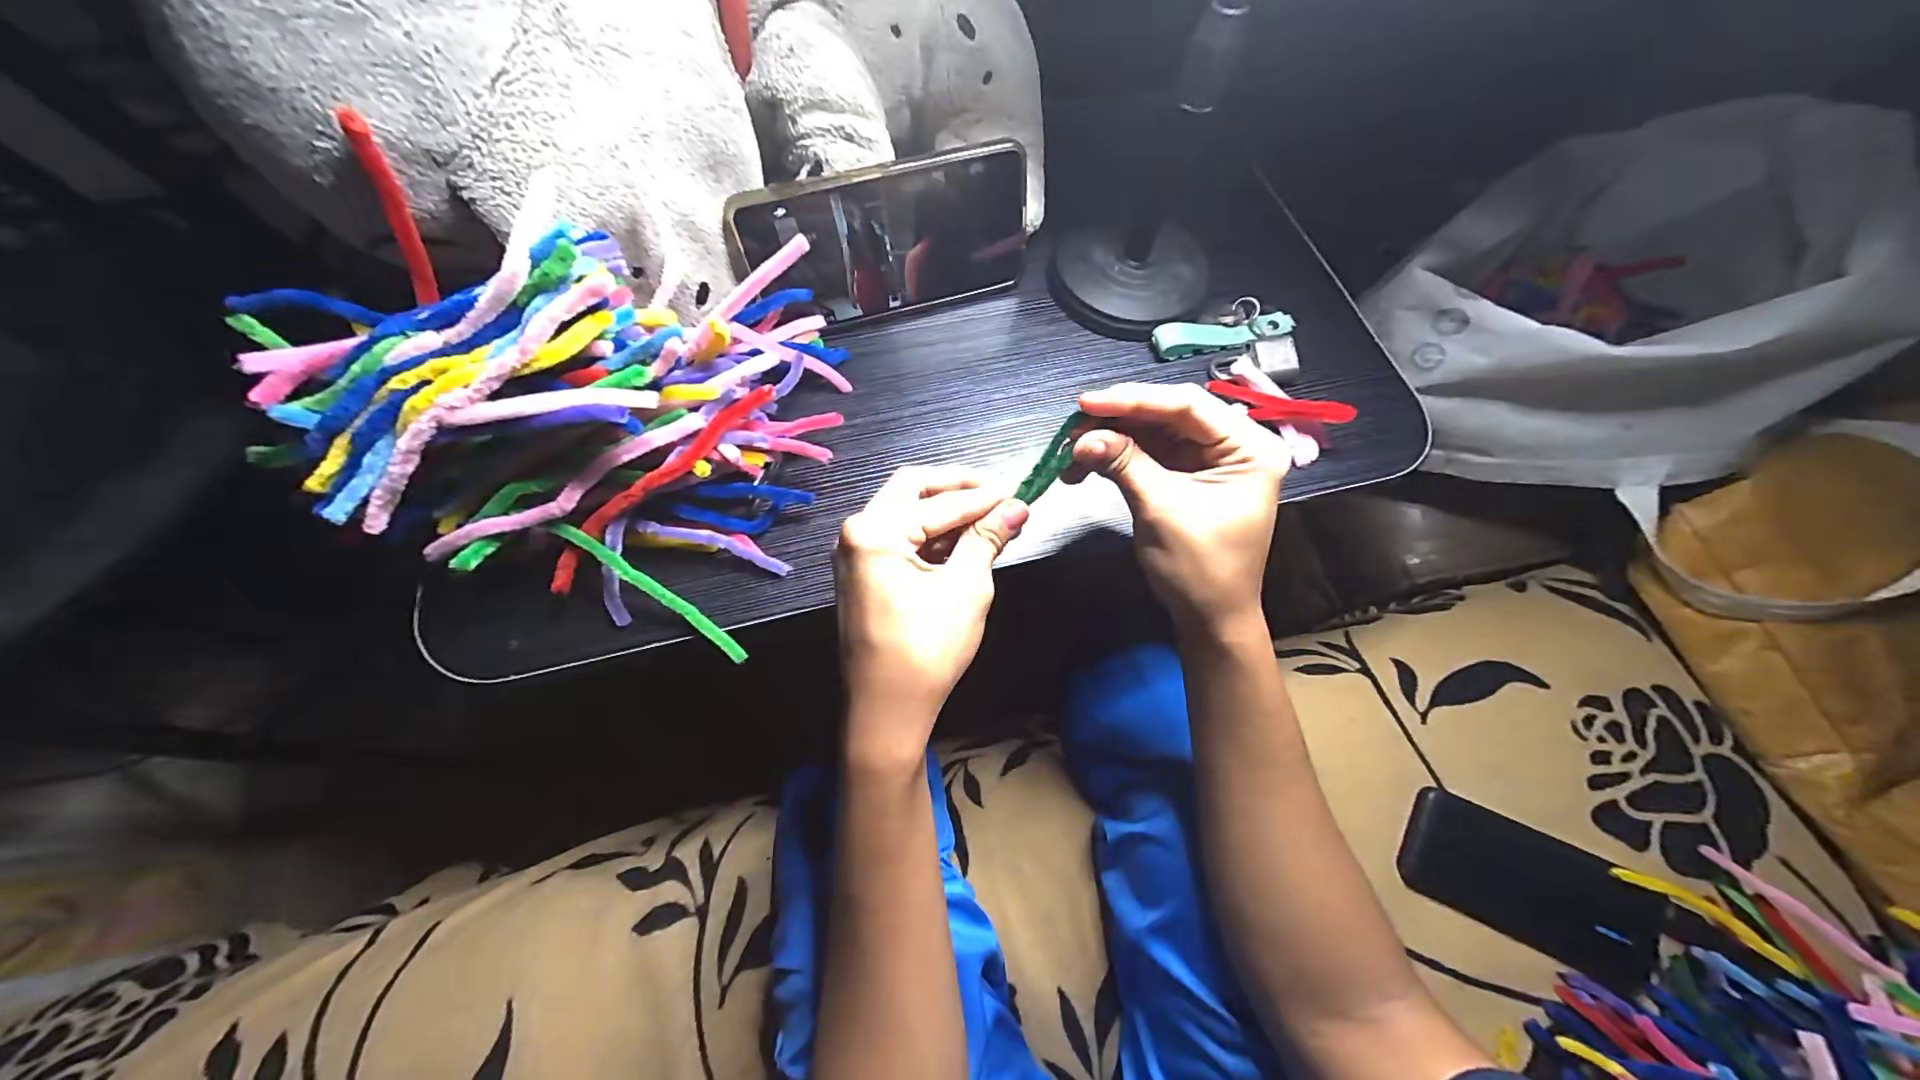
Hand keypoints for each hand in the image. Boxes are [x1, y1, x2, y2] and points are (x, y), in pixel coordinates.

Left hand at [835, 466, 1028, 759]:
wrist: (887, 708)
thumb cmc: (927, 650)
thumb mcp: (966, 588)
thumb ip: (987, 539)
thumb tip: (1015, 507)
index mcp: (875, 531)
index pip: (939, 501)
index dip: (984, 497)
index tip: (1020, 493)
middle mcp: (857, 532)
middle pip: (912, 489)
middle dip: (958, 489)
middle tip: (999, 493)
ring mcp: (856, 552)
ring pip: (905, 511)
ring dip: (946, 511)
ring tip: (990, 518)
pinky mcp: (864, 571)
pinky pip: (900, 537)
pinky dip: (931, 534)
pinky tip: (965, 540)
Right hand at [1066, 383, 1289, 630]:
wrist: (1209, 617)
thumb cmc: (1200, 569)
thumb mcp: (1162, 510)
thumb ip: (1125, 464)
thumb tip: (1082, 437)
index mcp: (1248, 447)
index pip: (1188, 405)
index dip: (1134, 400)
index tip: (1087, 402)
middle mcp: (1231, 444)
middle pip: (1167, 414)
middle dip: (1117, 419)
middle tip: (1073, 427)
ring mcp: (1206, 459)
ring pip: (1151, 431)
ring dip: (1110, 438)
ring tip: (1071, 450)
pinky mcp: (1183, 474)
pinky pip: (1146, 453)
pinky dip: (1115, 457)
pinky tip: (1085, 464)